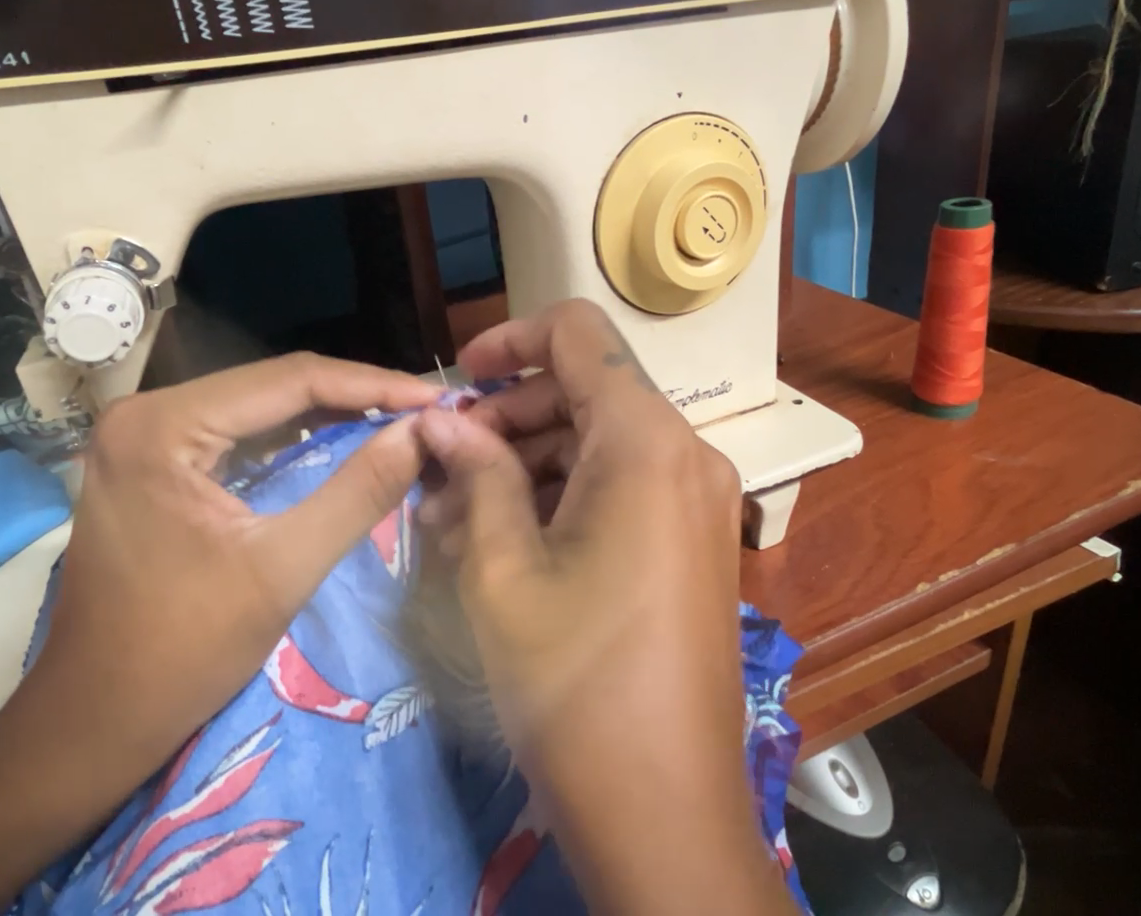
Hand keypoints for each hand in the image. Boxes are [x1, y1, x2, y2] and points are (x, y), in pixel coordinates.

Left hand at [0, 355, 442, 915]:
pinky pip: (239, 434)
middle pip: (274, 385)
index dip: (375, 386)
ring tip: (399, 421)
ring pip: (259, 407)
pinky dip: (295, 439)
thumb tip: (422, 432)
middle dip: (357, 396)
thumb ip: (358, 493)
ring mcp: (143, 437)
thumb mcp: (283, 569)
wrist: (92, 722)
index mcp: (162, 425)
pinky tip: (343, 444)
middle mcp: (145, 413)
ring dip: (330, 414)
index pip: (291, 380)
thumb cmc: (182, 651)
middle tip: (426, 409)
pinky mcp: (151, 464)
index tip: (438, 399)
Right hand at [415, 300, 792, 912]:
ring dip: (529, 463)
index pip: (578, 335)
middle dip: (509, 416)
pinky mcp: (695, 542)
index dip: (510, 340)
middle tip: (443, 468)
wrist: (662, 804)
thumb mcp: (501, 570)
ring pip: (603, 443)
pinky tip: (507, 542)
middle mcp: (686, 454)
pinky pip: (625, 488)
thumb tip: (441, 421)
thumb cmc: (572, 679)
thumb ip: (475, 474)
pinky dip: (566, 497)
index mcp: (645, 441)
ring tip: (458, 517)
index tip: (457, 382)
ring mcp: (699, 500)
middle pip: (588, 391)